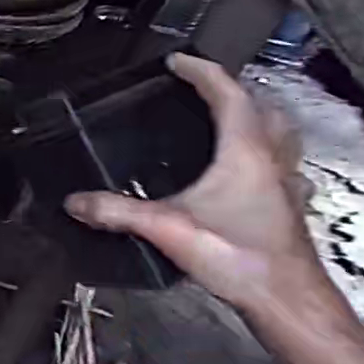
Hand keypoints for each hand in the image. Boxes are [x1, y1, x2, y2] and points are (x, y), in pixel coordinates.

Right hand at [65, 53, 341, 326]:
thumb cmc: (238, 257)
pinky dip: (263, 153)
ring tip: (226, 120)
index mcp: (245, 151)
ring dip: (254, 117)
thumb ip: (117, 212)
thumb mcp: (167, 229)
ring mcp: (285, 182)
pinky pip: (279, 163)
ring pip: (278, 133)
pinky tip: (247, 172)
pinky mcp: (288, 205)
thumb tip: (75, 202)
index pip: (228, 93)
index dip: (201, 71)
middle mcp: (271, 159)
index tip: (178, 62)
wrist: (287, 301)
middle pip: (259, 106)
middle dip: (231, 89)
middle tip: (202, 88)